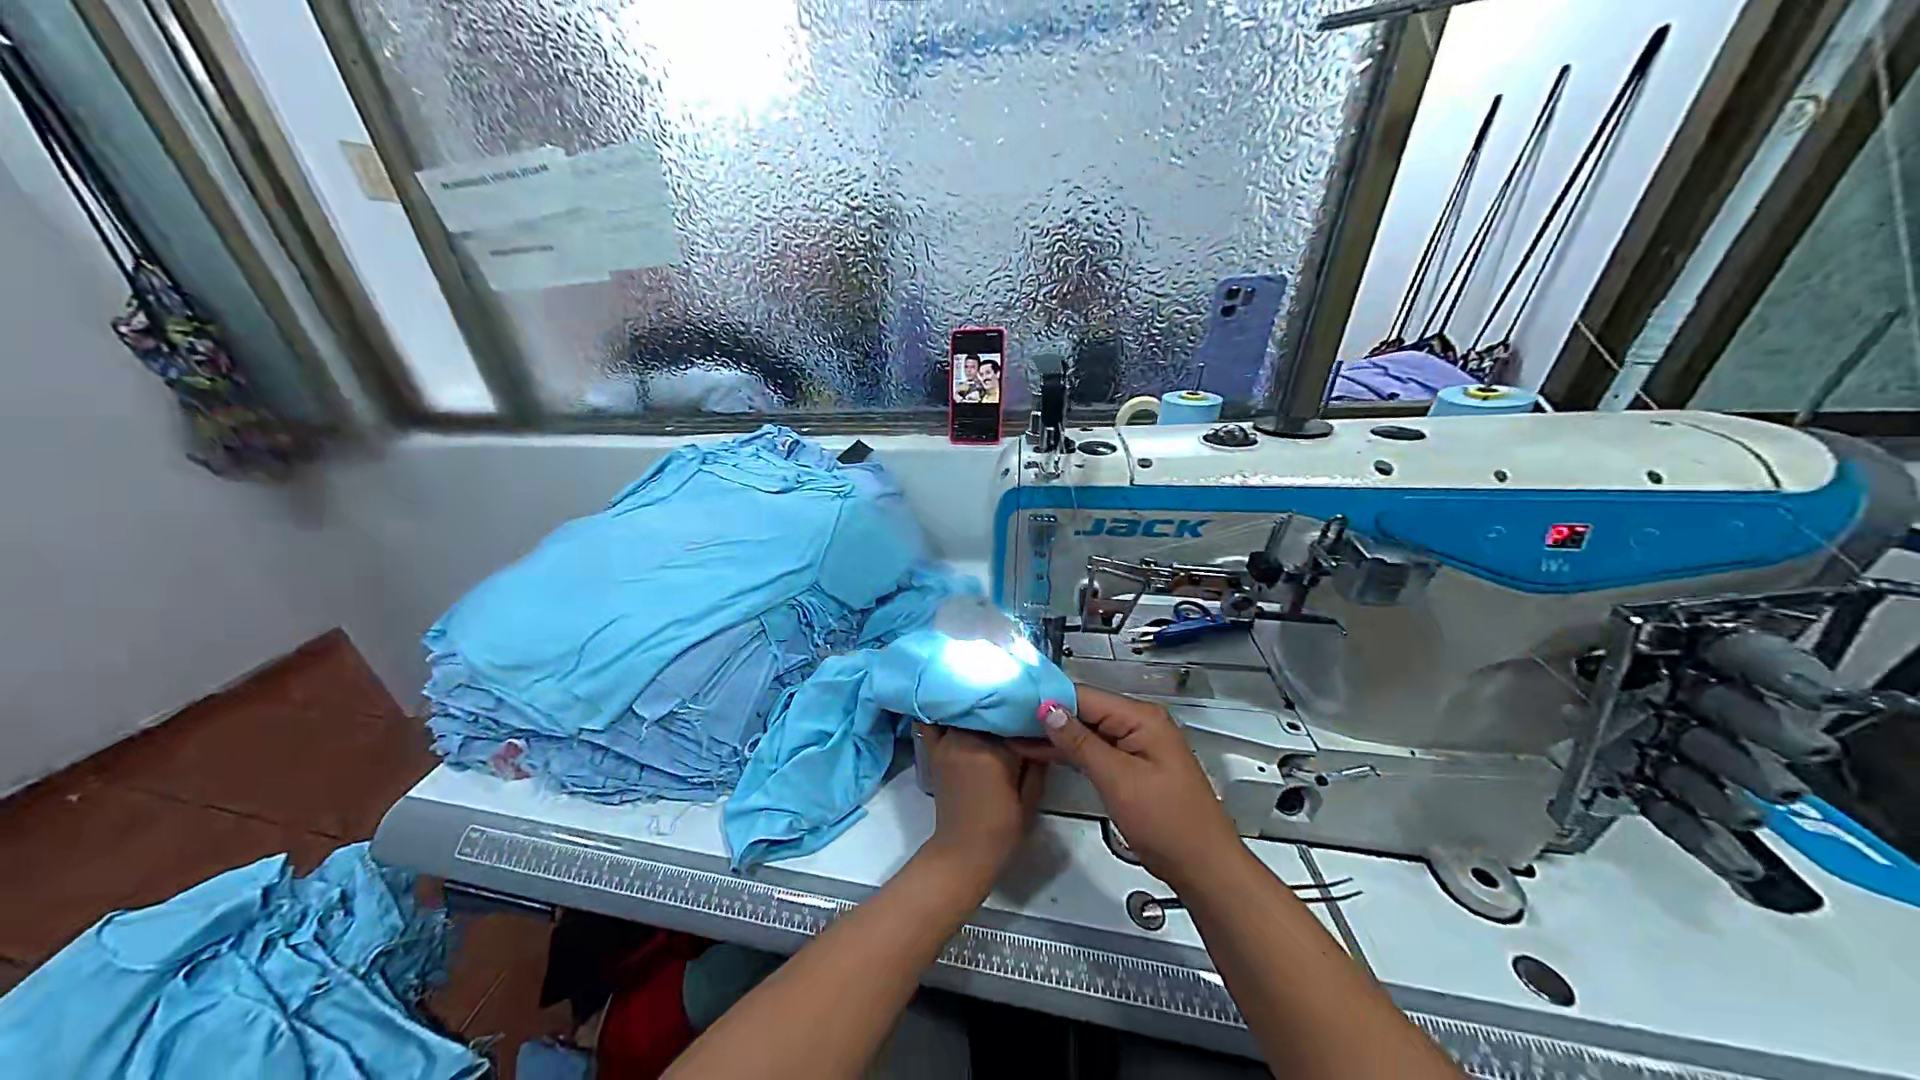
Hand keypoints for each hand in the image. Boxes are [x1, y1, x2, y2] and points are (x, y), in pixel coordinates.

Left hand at [914, 724, 1047, 886]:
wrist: (964, 851)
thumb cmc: (1002, 829)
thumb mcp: (1031, 798)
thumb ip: (1038, 764)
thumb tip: (1044, 734)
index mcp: (995, 753)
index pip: (1014, 719)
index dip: (1026, 716)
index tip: (1036, 714)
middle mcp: (968, 741)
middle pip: (988, 711)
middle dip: (1002, 708)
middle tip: (1016, 709)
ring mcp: (947, 744)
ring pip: (966, 713)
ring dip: (979, 709)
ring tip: (993, 708)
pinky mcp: (935, 751)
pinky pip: (935, 723)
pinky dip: (945, 713)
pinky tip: (959, 708)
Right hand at [1030, 686, 1246, 890]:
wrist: (1203, 867)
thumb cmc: (1168, 824)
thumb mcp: (1118, 780)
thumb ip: (1080, 743)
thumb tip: (1048, 709)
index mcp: (1142, 718)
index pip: (1084, 697)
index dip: (1047, 699)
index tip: (1011, 704)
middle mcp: (1140, 724)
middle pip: (1085, 711)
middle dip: (1047, 716)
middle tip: (1006, 720)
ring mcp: (1137, 745)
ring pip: (1087, 731)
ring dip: (1055, 735)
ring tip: (1015, 734)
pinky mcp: (1132, 766)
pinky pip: (1095, 749)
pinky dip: (1070, 752)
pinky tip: (1042, 752)